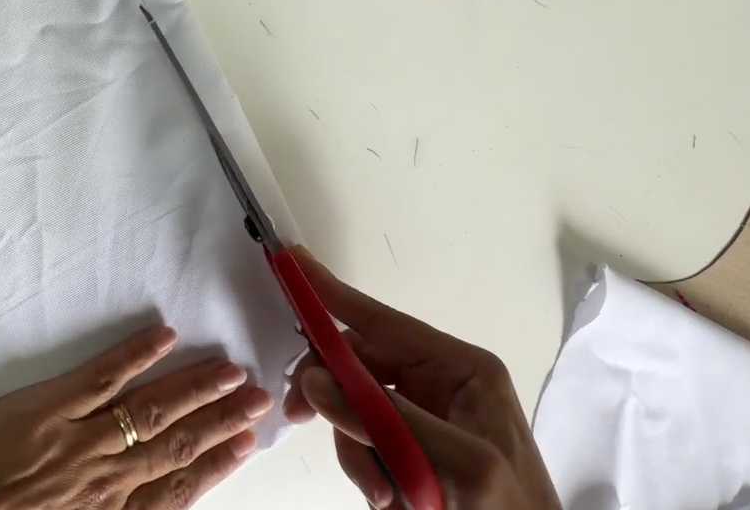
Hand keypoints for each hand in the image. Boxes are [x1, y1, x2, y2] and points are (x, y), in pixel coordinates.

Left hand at [0, 325, 269, 509]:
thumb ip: (101, 509)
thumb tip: (136, 490)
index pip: (176, 487)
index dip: (217, 463)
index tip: (247, 440)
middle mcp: (103, 477)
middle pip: (176, 445)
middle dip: (221, 420)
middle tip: (258, 396)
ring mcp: (78, 437)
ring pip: (151, 410)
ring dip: (195, 388)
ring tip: (230, 370)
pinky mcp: (48, 406)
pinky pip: (101, 377)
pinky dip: (135, 356)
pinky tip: (162, 338)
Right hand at [284, 248, 560, 509]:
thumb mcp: (458, 465)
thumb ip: (384, 420)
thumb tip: (313, 381)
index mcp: (459, 368)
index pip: (379, 320)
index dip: (330, 293)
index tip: (290, 262)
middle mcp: (438, 383)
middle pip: (358, 366)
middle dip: (334, 397)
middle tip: (298, 414)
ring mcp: (424, 416)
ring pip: (355, 408)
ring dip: (354, 448)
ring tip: (380, 495)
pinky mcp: (412, 450)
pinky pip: (365, 441)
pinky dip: (366, 468)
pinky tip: (387, 497)